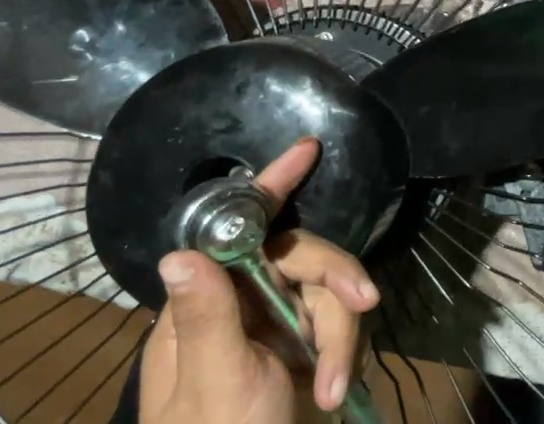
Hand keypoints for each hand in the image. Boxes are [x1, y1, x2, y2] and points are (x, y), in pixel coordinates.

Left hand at [139, 138, 380, 423]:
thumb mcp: (217, 384)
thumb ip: (207, 317)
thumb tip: (180, 253)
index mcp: (203, 309)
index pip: (235, 233)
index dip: (269, 190)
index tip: (307, 151)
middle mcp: (240, 308)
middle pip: (303, 260)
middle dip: (336, 281)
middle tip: (364, 306)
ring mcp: (274, 329)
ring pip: (330, 296)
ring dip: (340, 339)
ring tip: (333, 388)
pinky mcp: (304, 350)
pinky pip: (340, 327)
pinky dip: (344, 356)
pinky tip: (335, 392)